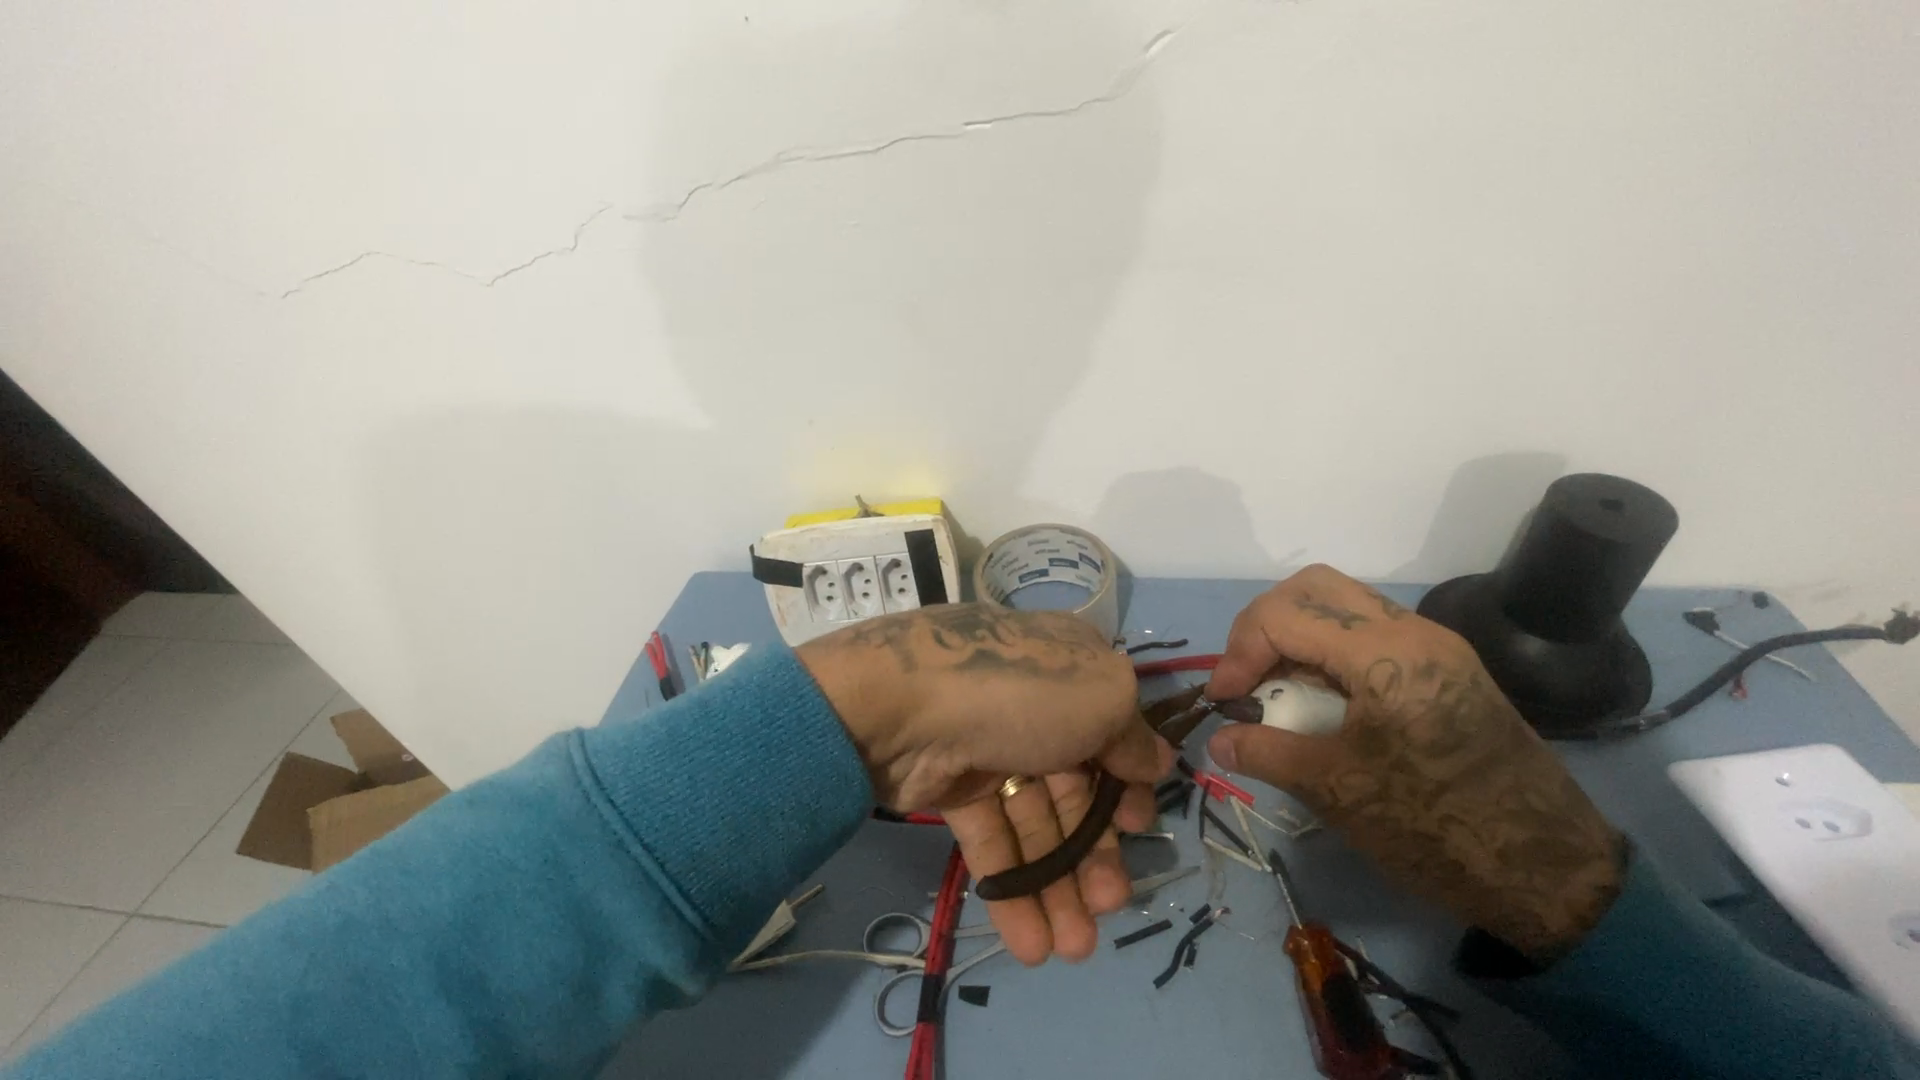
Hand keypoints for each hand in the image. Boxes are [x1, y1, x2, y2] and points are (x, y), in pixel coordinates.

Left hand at [797, 605, 1171, 965]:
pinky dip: (1011, 884)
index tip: (1139, 828)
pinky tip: (1030, 941)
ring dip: (1056, 884)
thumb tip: (1154, 761)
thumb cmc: (1022, 693)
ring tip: (1074, 948)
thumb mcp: (1104, 699)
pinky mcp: (950, 783)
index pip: (1111, 735)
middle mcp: (1032, 705)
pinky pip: (990, 835)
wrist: (901, 703)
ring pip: (1034, 821)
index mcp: (1071, 672)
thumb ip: (1132, 738)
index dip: (1127, 786)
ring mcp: (989, 745)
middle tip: (1110, 908)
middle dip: (1094, 852)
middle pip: (1074, 787)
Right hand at [1204, 566, 1623, 960]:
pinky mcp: (1445, 667)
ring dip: (1296, 635)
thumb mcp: (1335, 790)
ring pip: (1343, 603)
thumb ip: (1265, 753)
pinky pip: (1370, 632)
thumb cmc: (1434, 828)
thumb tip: (1217, 740)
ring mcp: (1435, 646)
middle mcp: (1413, 632)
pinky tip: (1318, 698)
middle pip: (1313, 588)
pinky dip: (1328, 650)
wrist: (1549, 871)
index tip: (1223, 701)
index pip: (1285, 615)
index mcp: (1387, 655)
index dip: (1239, 652)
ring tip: (1275, 688)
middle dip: (1263, 626)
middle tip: (1246, 677)